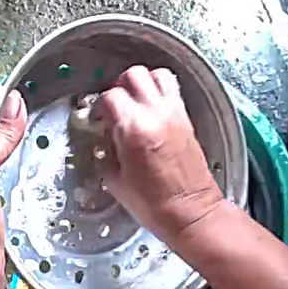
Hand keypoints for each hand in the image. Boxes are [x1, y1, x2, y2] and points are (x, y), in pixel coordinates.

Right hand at [95, 66, 229, 243]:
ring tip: (134, 102)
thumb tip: (104, 137)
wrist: (190, 213)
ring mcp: (174, 114)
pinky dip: (159, 92)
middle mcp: (156, 115)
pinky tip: (150, 111)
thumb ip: (107, 150)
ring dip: (142, 84)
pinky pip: (172, 90)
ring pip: (156, 75)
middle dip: (119, 87)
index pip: (109, 97)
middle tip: (113, 106)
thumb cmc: (154, 204)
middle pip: (133, 75)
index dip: (98, 106)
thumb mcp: (115, 179)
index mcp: (133, 129)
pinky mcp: (186, 119)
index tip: (96, 119)